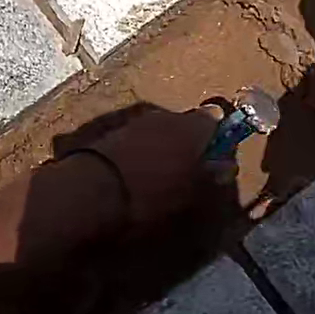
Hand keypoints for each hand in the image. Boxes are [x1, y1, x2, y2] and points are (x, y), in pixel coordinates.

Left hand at [68, 105, 225, 225]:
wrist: (89, 194)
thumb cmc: (151, 197)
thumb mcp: (190, 195)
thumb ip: (210, 177)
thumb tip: (225, 166)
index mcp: (190, 127)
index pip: (212, 121)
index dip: (215, 138)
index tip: (214, 157)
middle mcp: (162, 116)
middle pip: (180, 125)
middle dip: (184, 143)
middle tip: (185, 170)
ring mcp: (131, 123)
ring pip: (153, 132)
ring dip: (157, 148)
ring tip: (156, 177)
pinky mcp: (104, 135)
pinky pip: (130, 143)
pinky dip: (135, 155)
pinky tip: (131, 175)